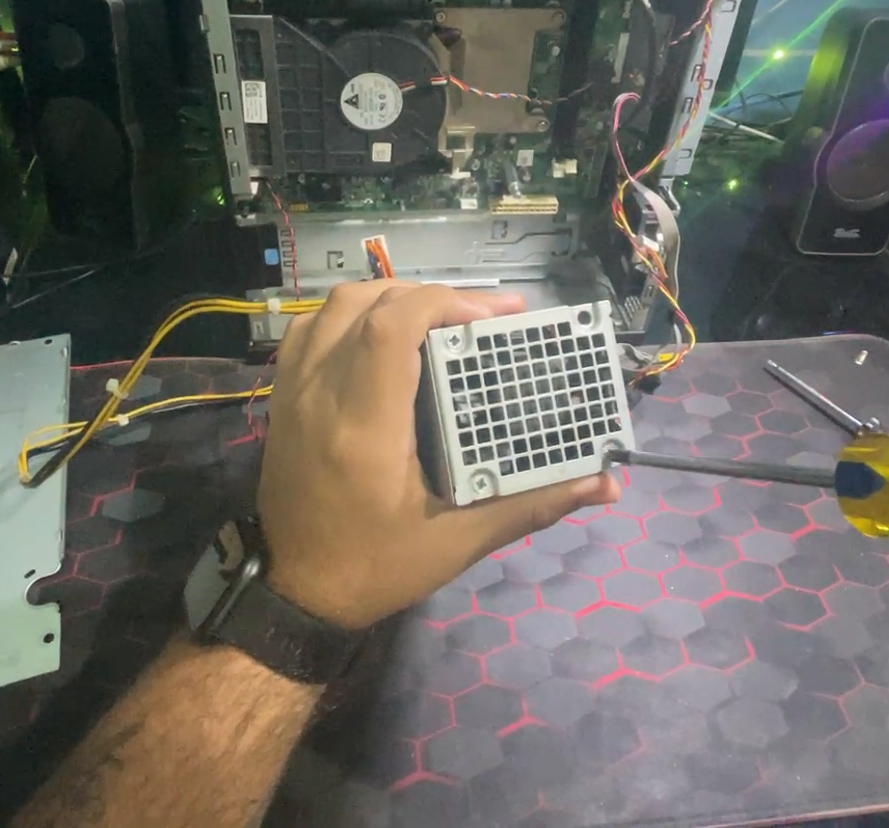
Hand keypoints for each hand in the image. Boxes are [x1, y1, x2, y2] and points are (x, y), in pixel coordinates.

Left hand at [257, 282, 621, 629]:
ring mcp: (295, 390)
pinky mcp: (284, 396)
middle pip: (367, 304)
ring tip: (440, 316)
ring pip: (337, 307)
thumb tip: (603, 484)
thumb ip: (530, 505)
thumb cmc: (373, 567)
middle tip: (484, 318)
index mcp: (364, 428)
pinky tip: (385, 333)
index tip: (493, 319)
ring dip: (392, 297)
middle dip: (432, 296)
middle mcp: (321, 395)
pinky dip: (353, 314)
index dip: (443, 303)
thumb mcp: (457, 543)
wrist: (291, 592)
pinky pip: (312, 326)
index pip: (389, 328)